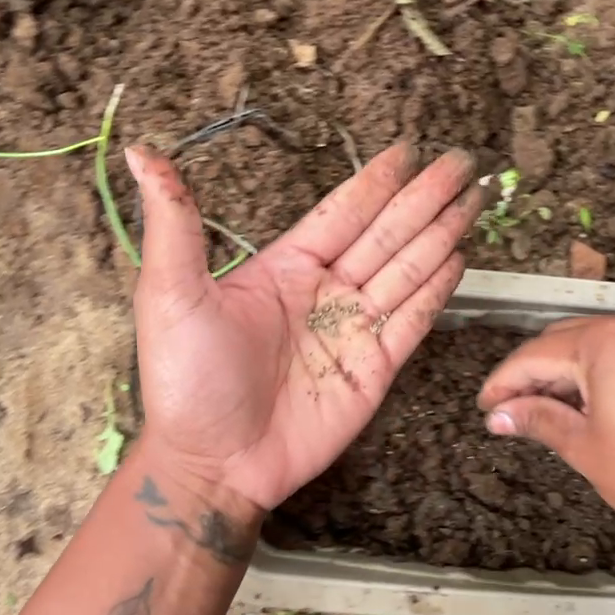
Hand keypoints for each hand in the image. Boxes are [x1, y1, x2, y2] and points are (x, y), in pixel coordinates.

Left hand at [128, 141, 481, 511]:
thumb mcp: (170, 295)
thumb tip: (142, 153)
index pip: (342, 212)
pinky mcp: (375, 368)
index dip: (377, 181)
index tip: (407, 151)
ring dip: (440, 234)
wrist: (214, 463)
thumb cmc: (186, 381)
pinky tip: (459, 258)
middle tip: (460, 162)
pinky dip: (436, 289)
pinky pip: (413, 320)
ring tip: (471, 200)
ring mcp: (354, 329)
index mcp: (285, 267)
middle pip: (386, 233)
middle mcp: (326, 291)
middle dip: (424, 197)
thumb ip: (175, 225)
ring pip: (407, 270)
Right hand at [477, 312, 614, 561]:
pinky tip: (587, 404)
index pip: (535, 355)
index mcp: (607, 341)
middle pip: (565, 341)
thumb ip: (538, 420)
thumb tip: (499, 416)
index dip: (503, 382)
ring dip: (567, 373)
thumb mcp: (586, 448)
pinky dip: (601, 373)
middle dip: (534, 375)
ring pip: (597, 345)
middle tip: (508, 412)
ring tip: (543, 413)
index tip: (485, 405)